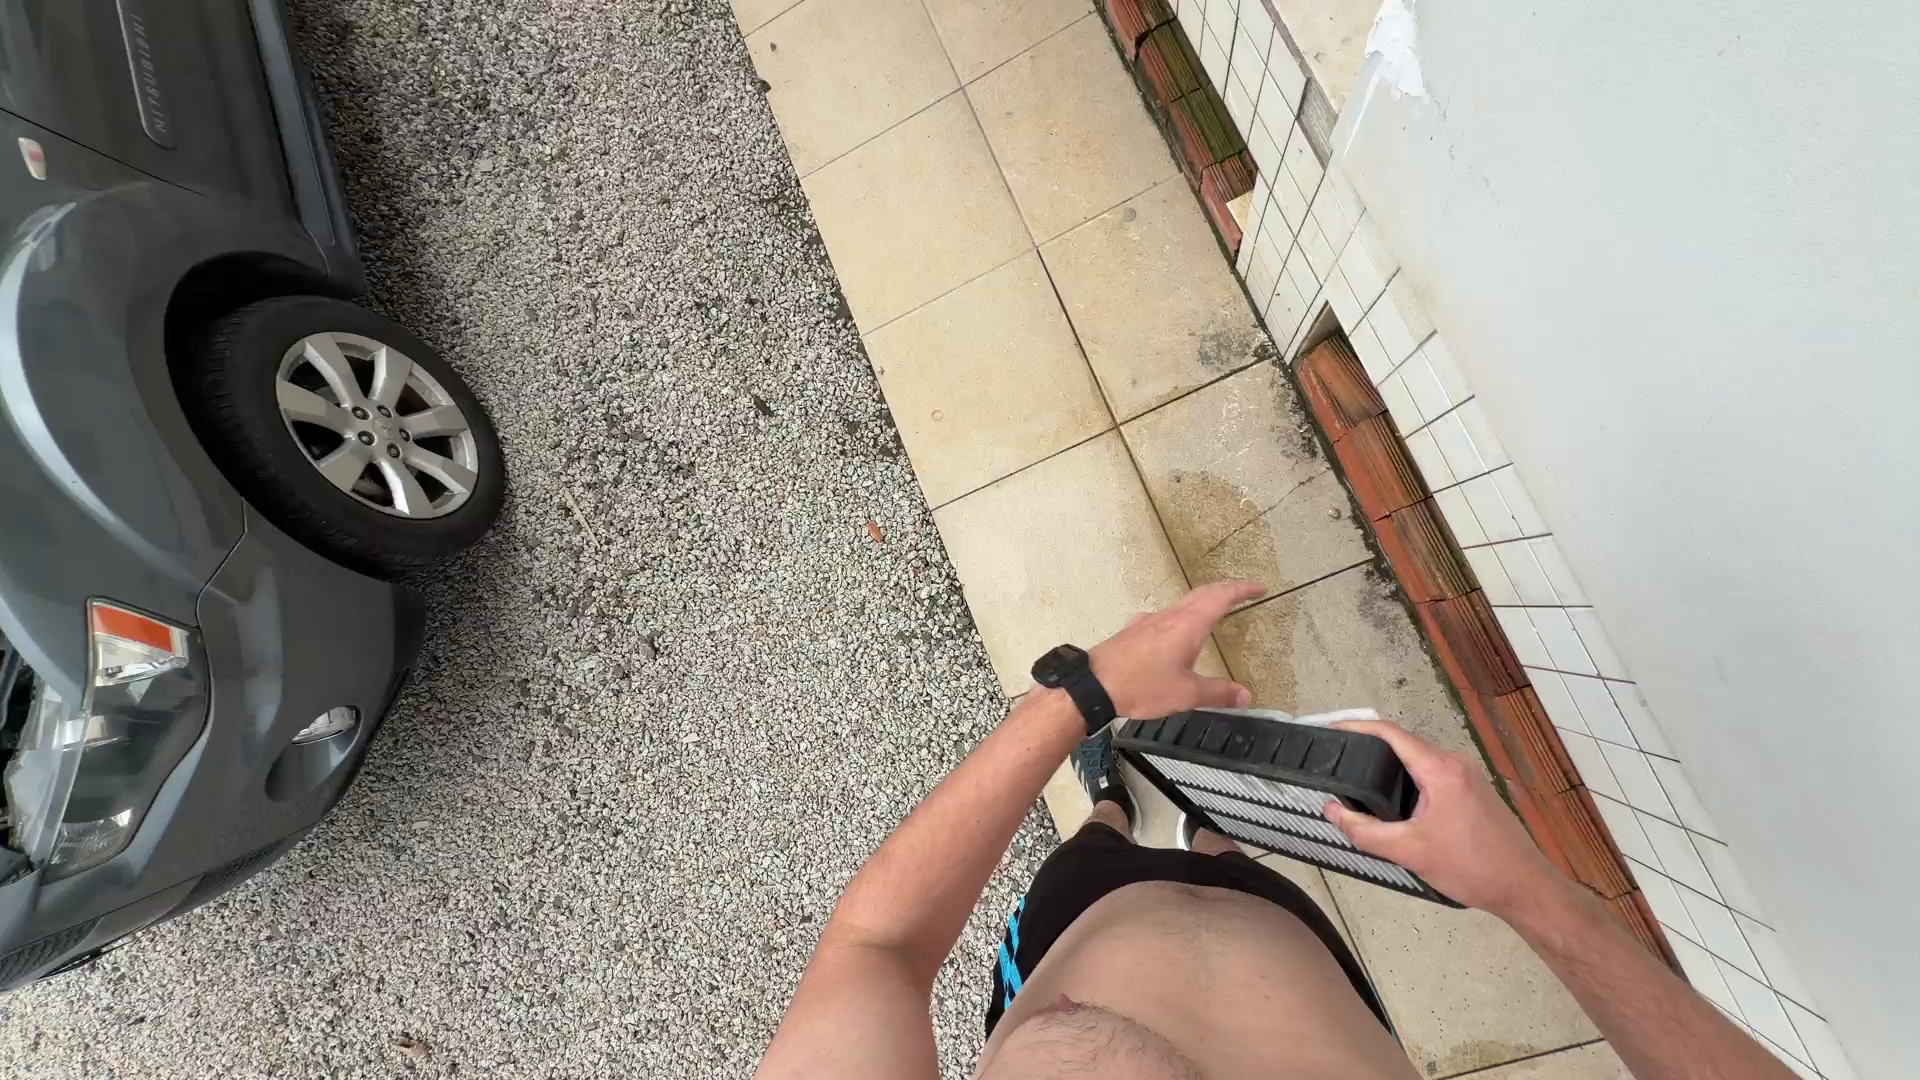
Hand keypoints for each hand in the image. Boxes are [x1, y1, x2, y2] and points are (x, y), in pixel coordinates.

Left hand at [1082, 580, 1265, 718]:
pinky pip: (1163, 618)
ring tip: (1213, 613)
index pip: (1220, 596)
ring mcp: (1147, 621)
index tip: (1259, 588)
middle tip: (1243, 594)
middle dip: (1225, 591)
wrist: (1093, 684)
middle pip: (1201, 594)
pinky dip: (1180, 618)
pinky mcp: (1133, 631)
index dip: (1242, 589)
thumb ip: (1218, 693)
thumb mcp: (1186, 694)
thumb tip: (1245, 694)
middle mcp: (1168, 616)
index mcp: (1187, 625)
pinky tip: (1175, 635)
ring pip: (1180, 605)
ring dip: (1201, 603)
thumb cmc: (1141, 685)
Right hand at [1321, 718, 1565, 918]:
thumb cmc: (1472, 867)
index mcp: (1440, 768)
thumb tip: (1330, 809)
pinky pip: (1431, 773)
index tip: (1329, 731)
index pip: (1390, 732)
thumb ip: (1364, 831)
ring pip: (1417, 759)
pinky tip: (1393, 800)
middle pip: (1402, 743)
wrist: (1530, 891)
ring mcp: (1467, 776)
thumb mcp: (1410, 851)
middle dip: (1368, 747)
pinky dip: (1407, 778)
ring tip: (1358, 780)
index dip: (1356, 726)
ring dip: (1388, 765)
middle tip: (1338, 760)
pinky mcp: (1473, 791)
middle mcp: (1454, 763)